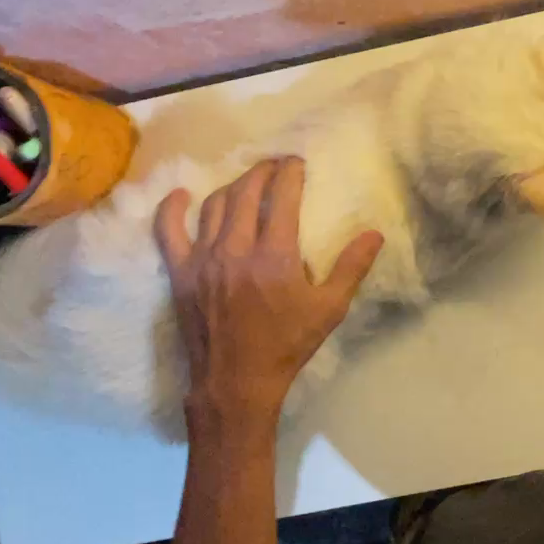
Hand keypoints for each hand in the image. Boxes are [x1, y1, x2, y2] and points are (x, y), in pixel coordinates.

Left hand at [154, 158, 382, 428]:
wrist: (237, 381)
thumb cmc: (288, 345)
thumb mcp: (329, 309)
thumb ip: (351, 268)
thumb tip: (374, 234)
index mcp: (275, 256)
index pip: (281, 197)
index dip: (289, 173)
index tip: (296, 162)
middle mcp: (236, 249)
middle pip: (245, 192)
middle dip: (262, 172)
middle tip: (274, 167)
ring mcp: (203, 259)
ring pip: (213, 206)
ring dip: (232, 187)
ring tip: (246, 183)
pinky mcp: (180, 272)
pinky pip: (168, 230)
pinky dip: (172, 208)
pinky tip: (182, 196)